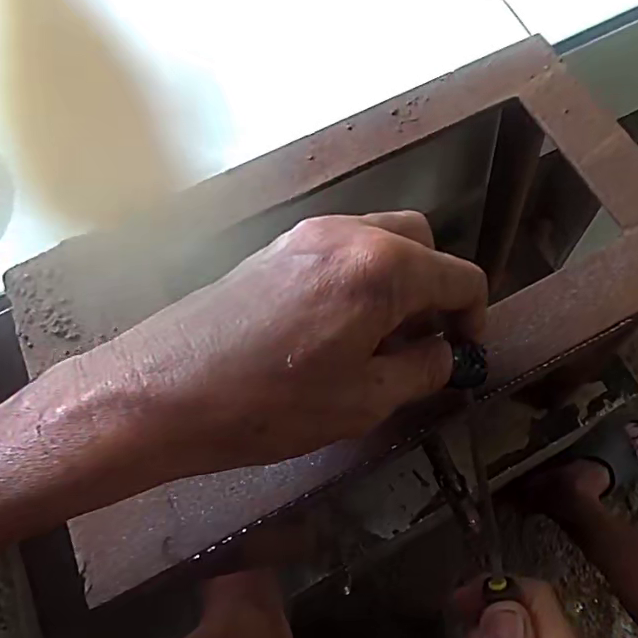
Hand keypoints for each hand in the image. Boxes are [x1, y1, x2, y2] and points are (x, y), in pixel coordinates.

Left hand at [71, 211, 486, 479]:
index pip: (459, 277)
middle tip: (422, 342)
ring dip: (396, 281)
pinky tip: (337, 326)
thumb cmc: (270, 404)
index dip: (475, 317)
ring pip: (379, 240)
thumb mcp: (364, 400)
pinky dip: (358, 277)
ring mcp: (306, 233)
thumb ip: (422, 370)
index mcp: (381, 267)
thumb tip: (444, 352)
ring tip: (378, 338)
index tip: (464, 351)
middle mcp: (348, 233)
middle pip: (421, 243)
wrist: (163, 389)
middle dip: (435, 290)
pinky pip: (339, 250)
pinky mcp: (275, 247)